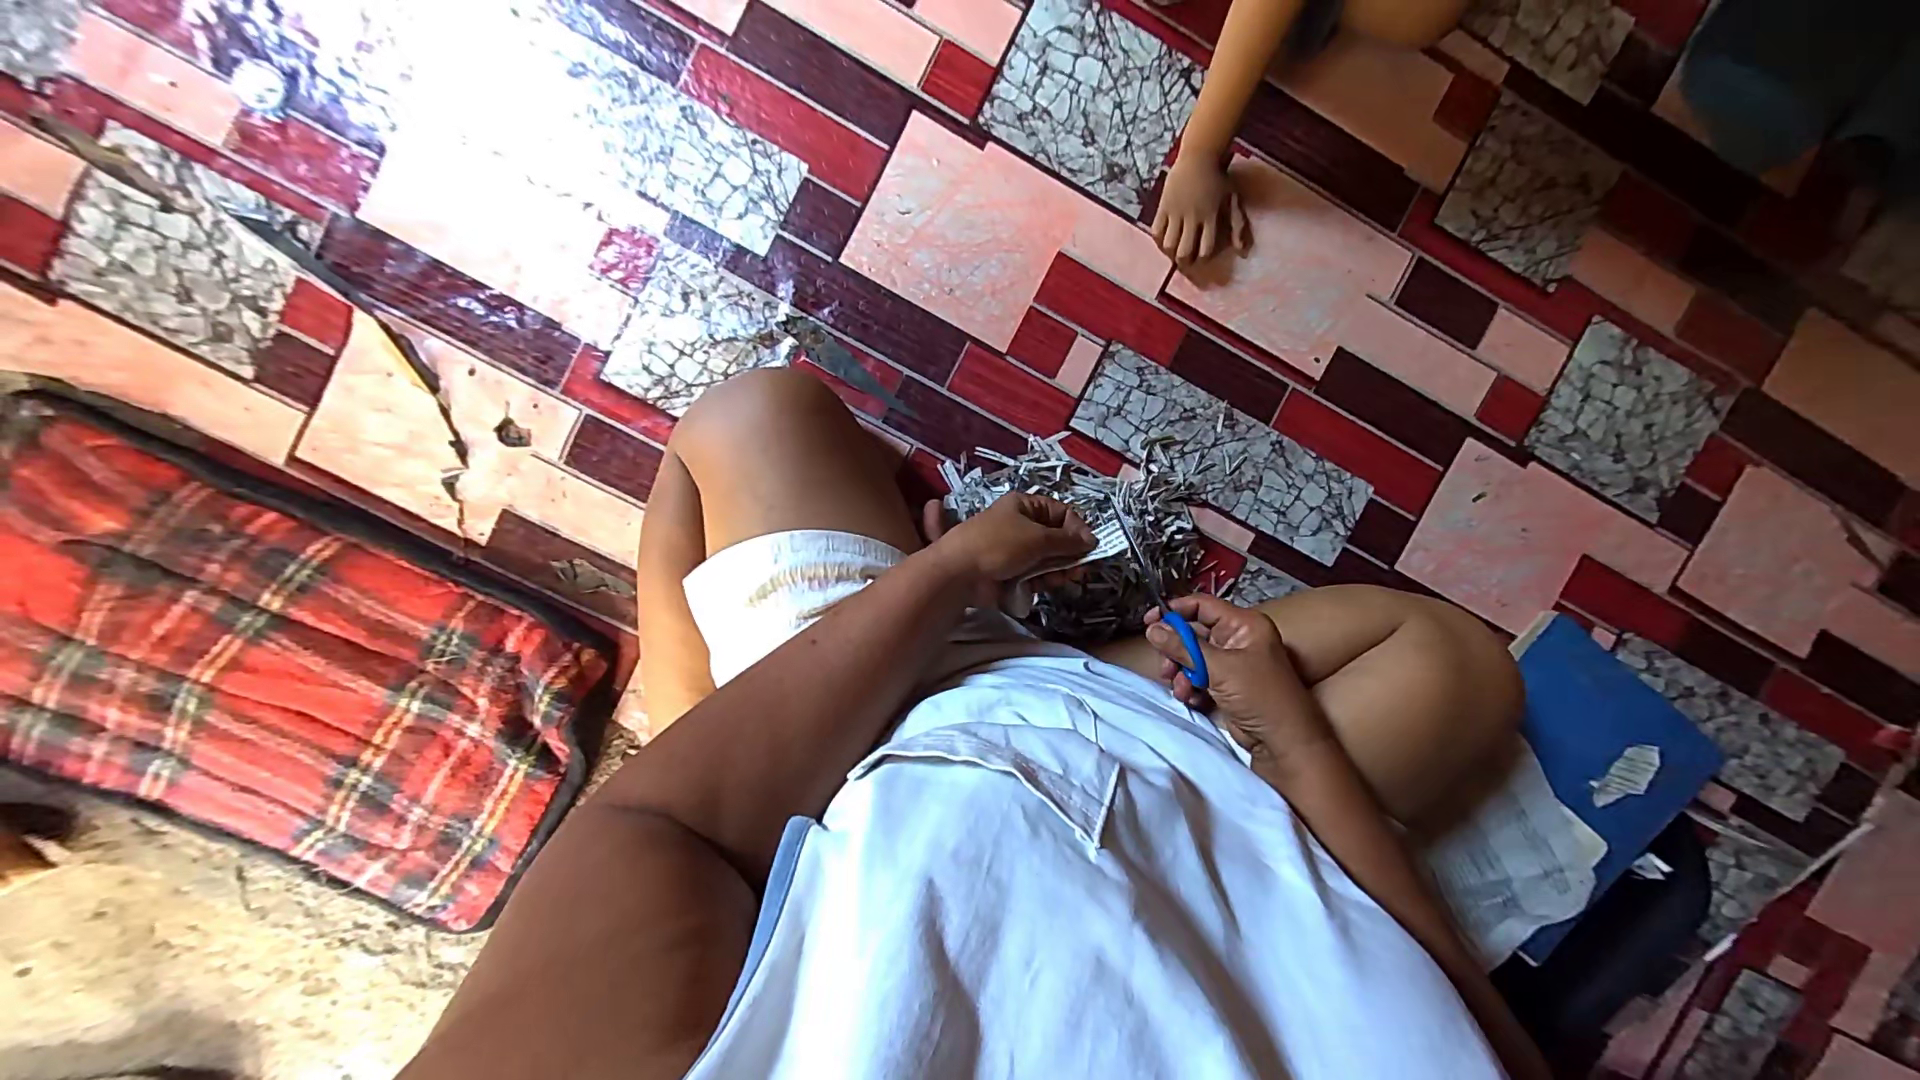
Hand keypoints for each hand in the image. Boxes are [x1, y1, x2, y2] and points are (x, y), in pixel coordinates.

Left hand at [925, 494, 1094, 605]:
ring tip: (1066, 578)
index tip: (1089, 546)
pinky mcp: (1010, 572)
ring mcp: (1014, 550)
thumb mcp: (1037, 538)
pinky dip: (1044, 579)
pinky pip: (1035, 574)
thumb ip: (1067, 540)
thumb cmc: (998, 545)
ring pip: (1048, 558)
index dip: (1077, 528)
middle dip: (1070, 552)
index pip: (1061, 512)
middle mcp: (1020, 525)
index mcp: (1024, 506)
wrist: (959, 573)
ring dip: (1059, 568)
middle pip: (1056, 537)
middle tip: (1081, 568)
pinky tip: (1049, 585)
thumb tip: (1091, 540)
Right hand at [1145, 595, 1334, 763]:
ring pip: (1191, 657)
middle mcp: (1237, 639)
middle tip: (1166, 665)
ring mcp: (1231, 663)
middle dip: (1176, 651)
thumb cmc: (1261, 697)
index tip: (1150, 621)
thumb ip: (1183, 646)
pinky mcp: (1225, 684)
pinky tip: (1192, 698)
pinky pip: (1197, 676)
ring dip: (1181, 672)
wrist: (1283, 743)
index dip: (1175, 611)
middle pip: (1192, 633)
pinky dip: (1189, 686)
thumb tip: (1152, 629)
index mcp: (1244, 625)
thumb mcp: (1219, 668)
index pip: (1202, 606)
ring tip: (1182, 688)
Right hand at [1152, 156, 1250, 265]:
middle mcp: (1193, 217)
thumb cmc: (1218, 178)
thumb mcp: (1232, 200)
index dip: (1201, 259)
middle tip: (1184, 262)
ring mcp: (1176, 212)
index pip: (1205, 249)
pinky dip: (1158, 240)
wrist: (1199, 154)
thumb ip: (1237, 225)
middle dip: (1184, 262)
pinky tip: (1163, 240)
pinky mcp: (1163, 207)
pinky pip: (1157, 231)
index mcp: (1211, 217)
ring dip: (1170, 253)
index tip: (1200, 259)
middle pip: (1184, 251)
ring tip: (1172, 253)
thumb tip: (1240, 250)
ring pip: (1169, 244)